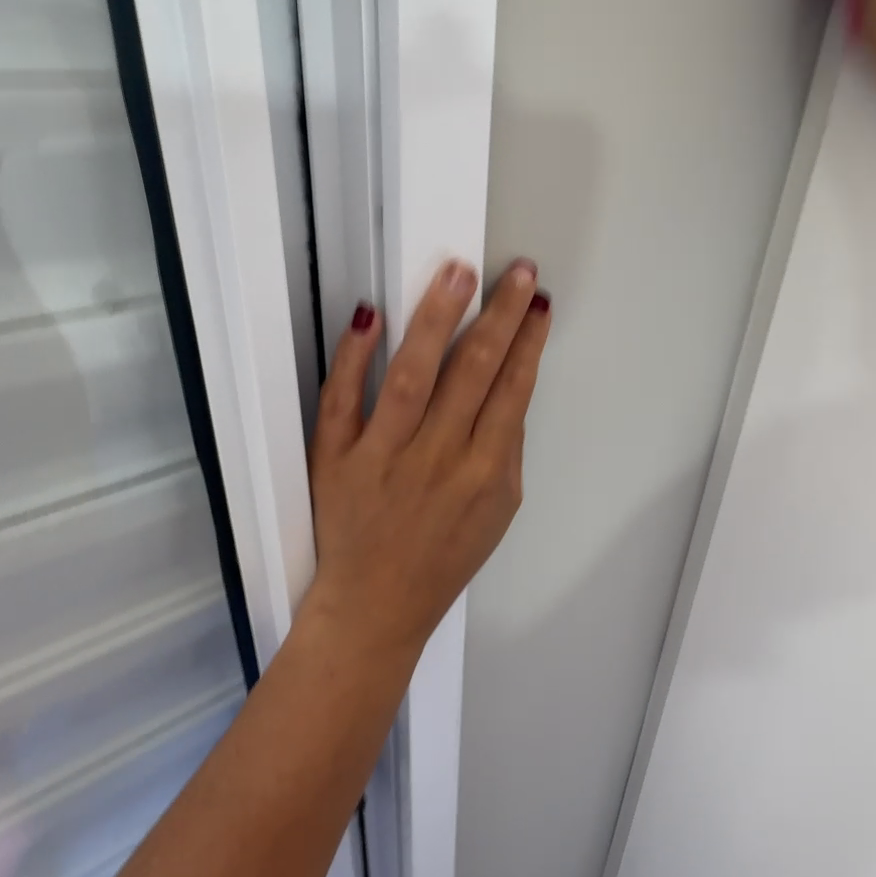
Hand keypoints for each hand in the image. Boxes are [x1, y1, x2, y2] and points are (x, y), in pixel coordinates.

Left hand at [305, 258, 552, 654]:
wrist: (379, 604)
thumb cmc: (446, 555)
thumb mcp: (501, 511)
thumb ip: (506, 449)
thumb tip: (508, 388)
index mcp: (486, 473)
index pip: (513, 390)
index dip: (529, 341)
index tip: (538, 302)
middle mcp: (439, 459)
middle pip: (474, 372)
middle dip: (500, 316)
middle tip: (515, 272)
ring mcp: (385, 457)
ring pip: (414, 376)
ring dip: (437, 321)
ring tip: (456, 276)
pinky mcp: (337, 459)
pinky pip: (342, 402)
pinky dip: (353, 359)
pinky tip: (368, 316)